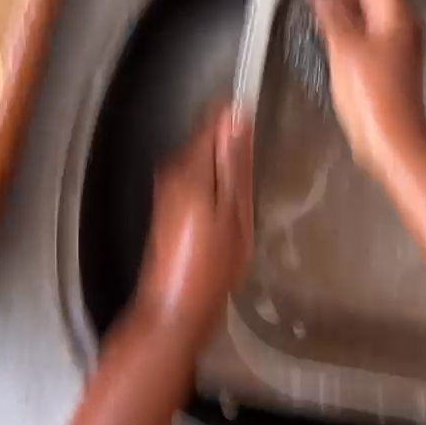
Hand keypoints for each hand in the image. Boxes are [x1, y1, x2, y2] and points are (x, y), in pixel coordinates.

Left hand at [134, 102, 253, 344]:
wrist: (176, 309)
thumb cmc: (212, 264)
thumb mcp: (234, 211)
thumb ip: (234, 161)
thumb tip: (238, 115)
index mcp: (190, 167)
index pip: (212, 118)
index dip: (236, 115)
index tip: (259, 122)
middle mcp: (172, 170)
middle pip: (207, 137)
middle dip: (232, 144)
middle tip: (257, 169)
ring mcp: (166, 186)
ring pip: (202, 157)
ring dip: (224, 165)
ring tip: (246, 191)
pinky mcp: (167, 203)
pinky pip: (196, 175)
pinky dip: (214, 181)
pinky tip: (228, 207)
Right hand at [305, 0, 425, 177]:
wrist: (392, 143)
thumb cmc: (374, 99)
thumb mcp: (344, 47)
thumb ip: (332, 10)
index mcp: (397, 13)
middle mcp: (403, 24)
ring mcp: (398, 44)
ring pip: (368, 12)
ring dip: (344, 10)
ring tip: (318, 16)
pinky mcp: (390, 62)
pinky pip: (368, 33)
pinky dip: (350, 31)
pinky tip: (332, 41)